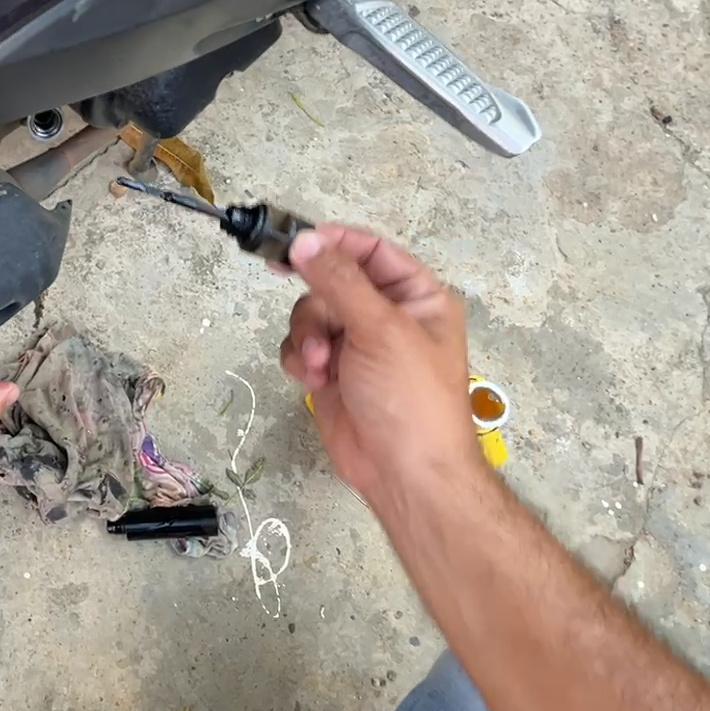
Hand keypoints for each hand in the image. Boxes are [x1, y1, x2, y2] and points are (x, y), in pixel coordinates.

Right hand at [278, 224, 478, 516]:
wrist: (402, 472)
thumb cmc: (409, 397)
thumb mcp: (380, 330)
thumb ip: (338, 281)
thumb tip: (302, 239)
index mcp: (415, 296)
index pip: (370, 251)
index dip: (334, 243)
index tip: (294, 244)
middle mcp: (384, 314)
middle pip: (329, 282)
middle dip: (317, 310)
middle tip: (318, 333)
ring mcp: (355, 342)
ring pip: (308, 314)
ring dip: (306, 338)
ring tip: (320, 367)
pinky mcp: (329, 368)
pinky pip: (299, 344)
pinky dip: (300, 359)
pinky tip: (314, 380)